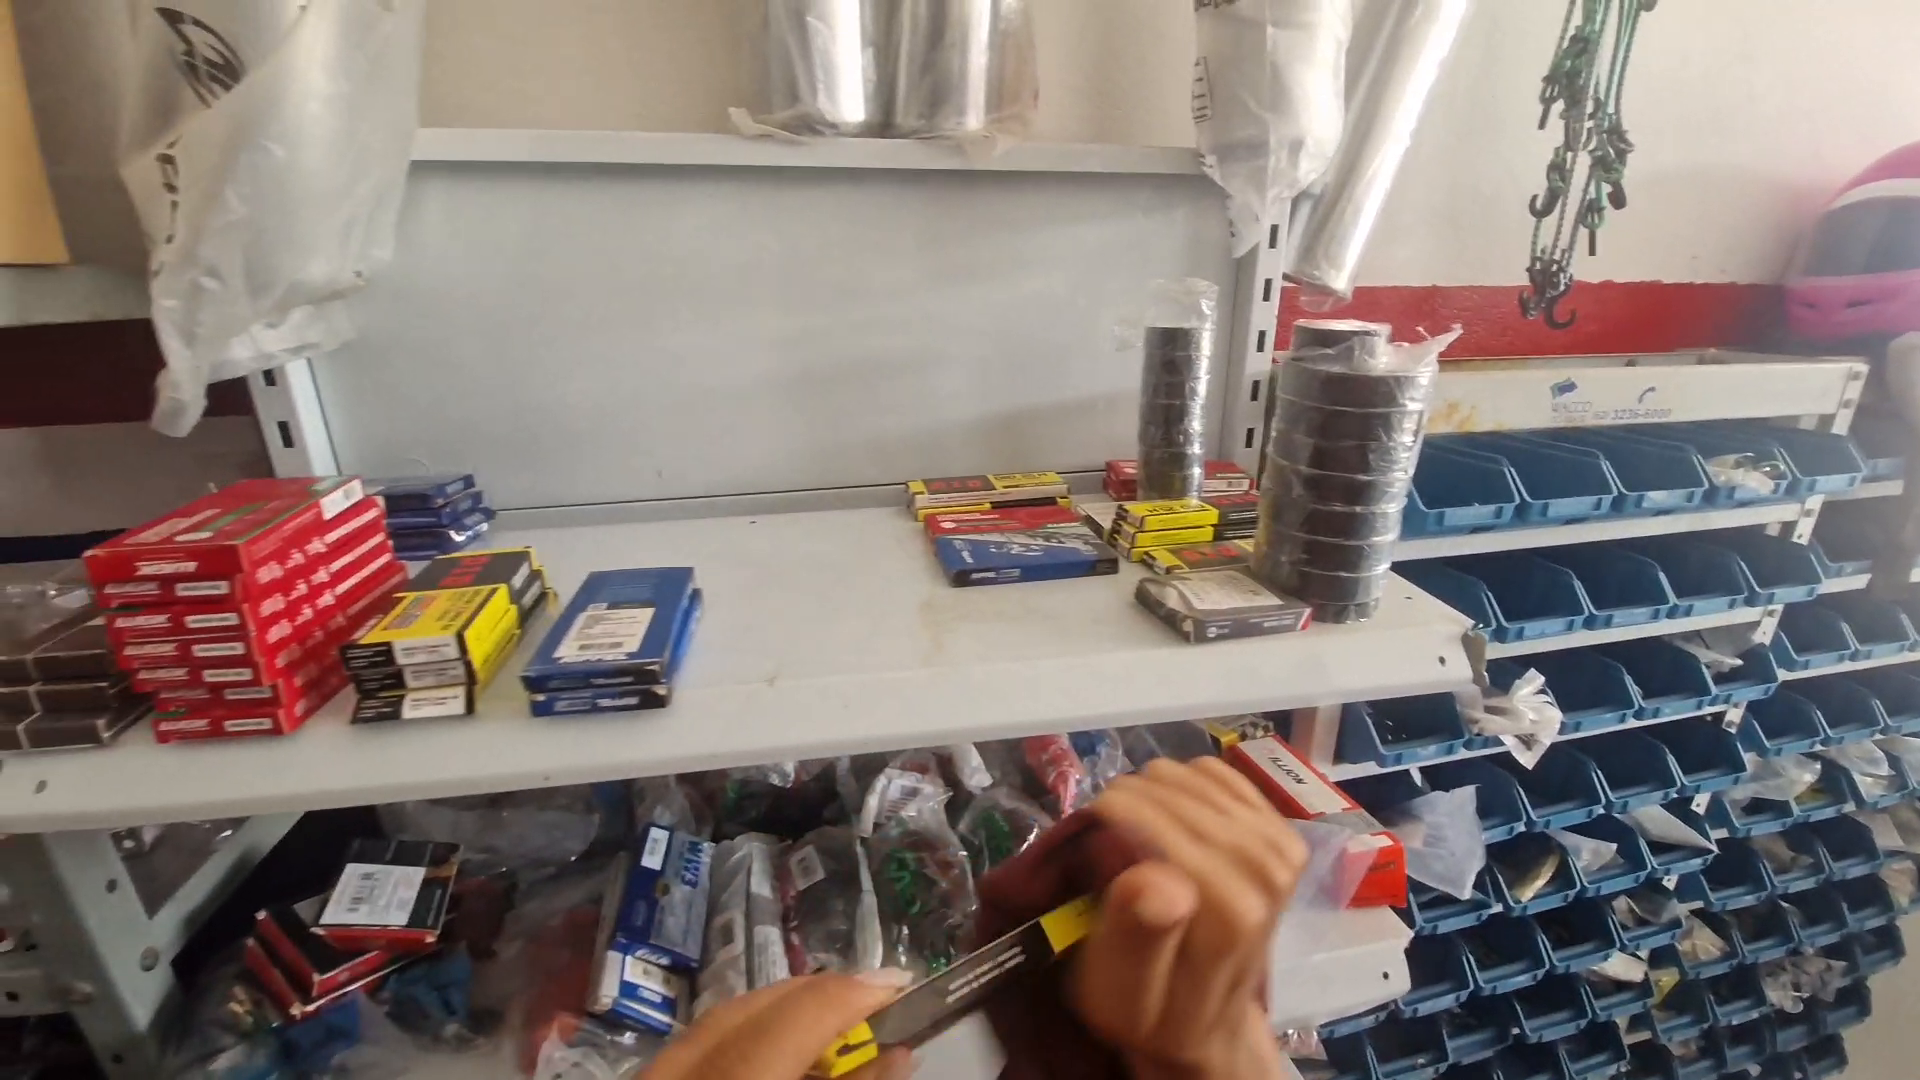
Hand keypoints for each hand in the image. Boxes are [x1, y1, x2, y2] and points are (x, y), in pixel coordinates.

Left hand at [642, 971, 916, 1079]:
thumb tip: (901, 1052)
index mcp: (734, 1079)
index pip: (801, 1013)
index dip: (858, 992)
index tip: (903, 983)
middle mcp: (680, 1068)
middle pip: (757, 1004)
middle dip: (820, 995)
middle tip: (873, 1004)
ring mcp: (654, 1072)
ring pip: (723, 1016)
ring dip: (783, 1010)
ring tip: (829, 1022)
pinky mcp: (645, 1078)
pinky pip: (697, 1040)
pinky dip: (743, 1033)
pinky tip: (772, 1046)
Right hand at [1071, 758, 1309, 1079]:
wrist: (1207, 1023)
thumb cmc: (1153, 1009)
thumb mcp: (1123, 994)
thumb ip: (1137, 938)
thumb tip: (1153, 877)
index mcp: (1231, 911)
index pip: (1157, 817)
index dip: (1112, 812)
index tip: (1088, 832)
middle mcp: (1267, 871)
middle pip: (1174, 789)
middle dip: (1130, 800)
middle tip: (1108, 838)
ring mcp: (1281, 849)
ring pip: (1191, 775)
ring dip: (1153, 792)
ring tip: (1135, 831)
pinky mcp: (1283, 835)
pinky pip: (1217, 773)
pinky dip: (1184, 783)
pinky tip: (1170, 815)